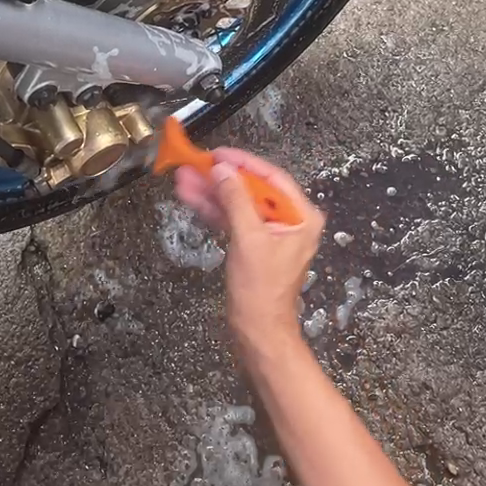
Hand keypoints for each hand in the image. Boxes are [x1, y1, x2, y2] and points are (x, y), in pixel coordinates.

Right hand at [175, 148, 324, 356]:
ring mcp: (270, 233)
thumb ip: (236, 200)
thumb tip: (222, 170)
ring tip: (184, 178)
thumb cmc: (261, 291)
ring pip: (238, 203)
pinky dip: (214, 209)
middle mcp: (289, 221)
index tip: (219, 153)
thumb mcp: (248, 239)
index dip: (243, 163)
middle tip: (195, 164)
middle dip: (221, 178)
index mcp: (301, 217)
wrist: (257, 332)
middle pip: (252, 189)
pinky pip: (233, 219)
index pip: (271, 178)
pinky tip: (192, 197)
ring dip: (212, 191)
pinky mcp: (252, 244)